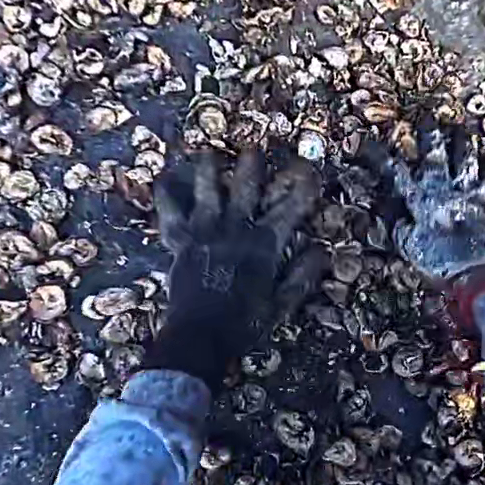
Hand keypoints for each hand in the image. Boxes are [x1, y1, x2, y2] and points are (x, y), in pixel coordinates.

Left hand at [142, 149, 324, 387]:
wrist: (199, 335)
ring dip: (208, 171)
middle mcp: (234, 230)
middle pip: (245, 191)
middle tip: (253, 149)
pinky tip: (162, 183)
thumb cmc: (243, 324)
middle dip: (251, 169)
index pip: (288, 211)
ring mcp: (204, 233)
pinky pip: (171, 215)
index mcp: (263, 246)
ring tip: (207, 152)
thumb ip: (301, 277)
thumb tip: (321, 251)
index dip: (301, 192)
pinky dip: (167, 199)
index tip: (311, 175)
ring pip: (207, 193)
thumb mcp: (280, 306)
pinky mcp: (180, 243)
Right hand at [389, 129, 484, 279]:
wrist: (475, 271)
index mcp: (420, 201)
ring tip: (463, 130)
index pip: (396, 173)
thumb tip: (394, 213)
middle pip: (436, 156)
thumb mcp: (408, 246)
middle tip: (430, 118)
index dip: (383, 156)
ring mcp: (470, 192)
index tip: (370, 141)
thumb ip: (401, 225)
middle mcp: (444, 189)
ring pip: (466, 158)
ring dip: (463, 143)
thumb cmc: (437, 262)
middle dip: (431, 136)